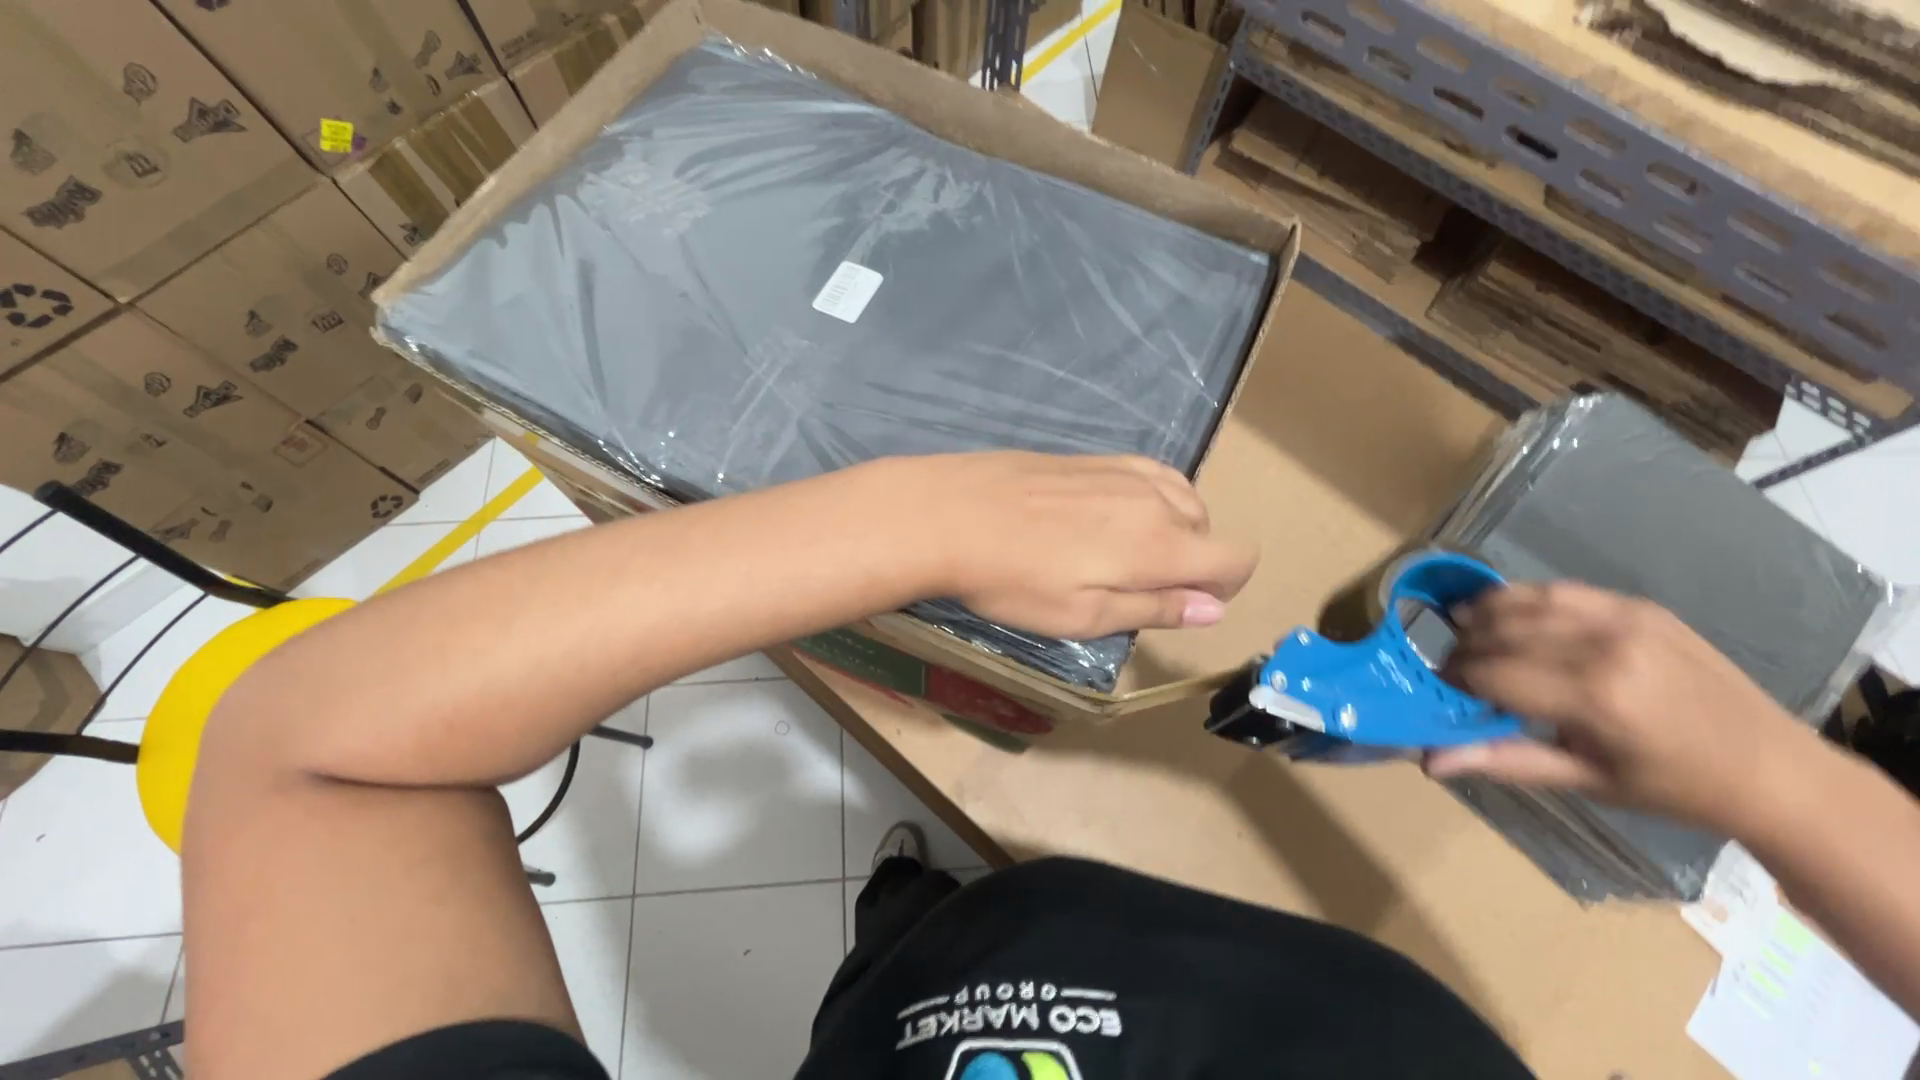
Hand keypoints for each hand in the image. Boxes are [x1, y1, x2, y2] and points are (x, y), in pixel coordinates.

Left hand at [865, 452, 1258, 639]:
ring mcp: (1123, 471)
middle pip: (1208, 529)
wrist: (949, 514)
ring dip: (1172, 529)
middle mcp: (1154, 499)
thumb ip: (1156, 608)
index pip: (1237, 556)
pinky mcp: (1093, 457)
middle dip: (1191, 562)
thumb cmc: (1014, 580)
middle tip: (1135, 588)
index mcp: (1160, 545)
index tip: (1185, 604)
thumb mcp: (1085, 615)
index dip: (1226, 587)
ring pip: (1181, 497)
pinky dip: (1151, 498)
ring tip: (1121, 554)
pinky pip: (1150, 474)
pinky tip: (1110, 515)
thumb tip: (1214, 608)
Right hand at [1424, 582, 1819, 832]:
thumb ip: (1502, 759)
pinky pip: (1559, 590)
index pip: (1491, 674)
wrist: (1771, 767)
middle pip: (1500, 632)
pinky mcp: (1638, 606)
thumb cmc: (1671, 785)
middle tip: (1452, 670)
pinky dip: (1522, 599)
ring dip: (1484, 616)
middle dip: (1464, 649)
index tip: (1442, 691)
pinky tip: (1507, 616)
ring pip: (1524, 601)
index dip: (1455, 680)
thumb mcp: (1584, 780)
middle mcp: (1604, 647)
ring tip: (1467, 635)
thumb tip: (1428, 762)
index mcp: (1594, 698)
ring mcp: (1624, 619)